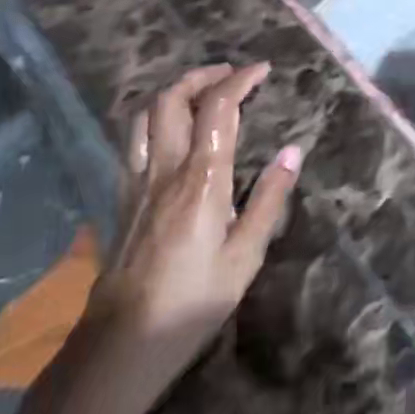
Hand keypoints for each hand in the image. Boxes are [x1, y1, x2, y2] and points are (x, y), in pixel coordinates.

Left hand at [24, 64, 302, 413]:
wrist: (121, 344)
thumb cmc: (193, 301)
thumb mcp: (245, 257)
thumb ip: (269, 199)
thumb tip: (293, 150)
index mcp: (201, 179)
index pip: (218, 108)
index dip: (240, 79)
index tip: (262, 69)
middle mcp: (165, 168)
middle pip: (172, 99)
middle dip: (203, 75)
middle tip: (231, 75)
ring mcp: (137, 181)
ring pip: (146, 115)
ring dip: (174, 92)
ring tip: (200, 93)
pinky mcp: (122, 198)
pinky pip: (134, 141)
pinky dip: (155, 119)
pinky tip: (169, 132)